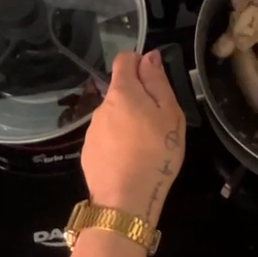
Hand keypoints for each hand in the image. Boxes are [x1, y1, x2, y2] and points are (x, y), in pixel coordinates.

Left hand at [81, 49, 186, 221]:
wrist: (125, 199)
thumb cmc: (156, 152)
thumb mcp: (170, 114)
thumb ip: (158, 82)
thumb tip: (148, 57)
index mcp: (123, 92)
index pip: (124, 59)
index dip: (140, 63)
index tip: (154, 80)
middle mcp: (101, 106)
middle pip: (120, 90)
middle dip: (137, 98)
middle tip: (158, 122)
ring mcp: (92, 130)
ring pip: (113, 115)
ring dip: (126, 122)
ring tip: (145, 145)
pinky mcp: (88, 152)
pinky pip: (106, 138)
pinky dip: (117, 142)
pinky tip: (129, 160)